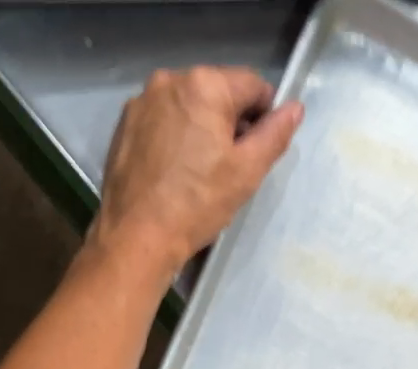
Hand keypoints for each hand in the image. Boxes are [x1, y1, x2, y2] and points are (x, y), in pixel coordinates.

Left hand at [90, 67, 305, 279]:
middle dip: (229, 122)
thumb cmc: (196, 205)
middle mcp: (168, 81)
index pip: (252, 85)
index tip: (259, 148)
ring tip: (199, 172)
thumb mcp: (247, 171)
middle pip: (216, 94)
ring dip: (200, 130)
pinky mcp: (122, 128)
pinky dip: (173, 139)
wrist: (135, 238)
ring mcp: (140, 103)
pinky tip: (173, 172)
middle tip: (229, 166)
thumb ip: (275, 134)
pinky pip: (160, 123)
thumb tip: (294, 108)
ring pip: (186, 108)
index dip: (264, 115)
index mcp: (204, 84)